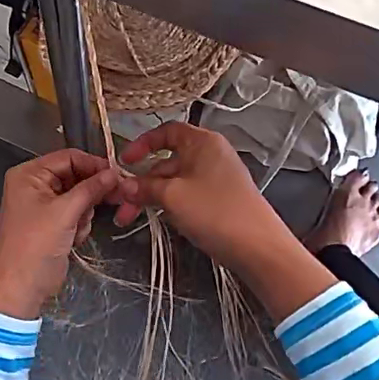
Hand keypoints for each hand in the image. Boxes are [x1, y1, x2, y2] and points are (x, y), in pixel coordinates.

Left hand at [0, 149, 123, 318]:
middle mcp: (34, 185)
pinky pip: (76, 213)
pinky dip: (80, 224)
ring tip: (76, 229)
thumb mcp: (65, 213)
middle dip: (90, 193)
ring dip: (85, 213)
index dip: (94, 165)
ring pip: (80, 196)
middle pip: (76, 176)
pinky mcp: (52, 223)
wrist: (20, 288)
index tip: (117, 174)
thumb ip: (91, 189)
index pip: (69, 157)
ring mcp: (44, 205)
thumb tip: (113, 173)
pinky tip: (72, 238)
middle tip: (112, 200)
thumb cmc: (33, 248)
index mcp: (29, 175)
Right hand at [112, 124, 331, 319]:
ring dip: (151, 197)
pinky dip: (169, 204)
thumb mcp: (173, 196)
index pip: (167, 131)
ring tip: (129, 219)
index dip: (143, 143)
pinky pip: (187, 196)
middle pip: (167, 161)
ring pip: (175, 182)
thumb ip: (145, 187)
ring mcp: (216, 179)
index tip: (124, 162)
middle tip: (120, 205)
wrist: (258, 247)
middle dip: (141, 182)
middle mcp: (211, 155)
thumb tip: (124, 187)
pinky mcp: (219, 201)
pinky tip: (157, 219)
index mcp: (203, 142)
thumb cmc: (215, 212)